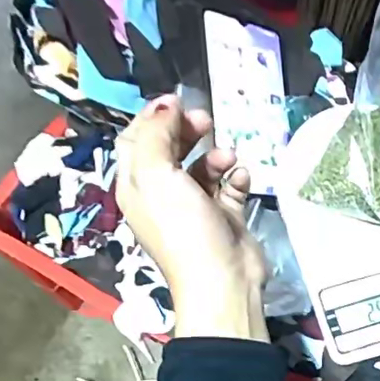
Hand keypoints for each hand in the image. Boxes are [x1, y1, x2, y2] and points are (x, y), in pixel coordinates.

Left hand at [115, 96, 267, 340]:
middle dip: (187, 132)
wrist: (222, 279)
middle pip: (172, 150)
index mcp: (137, 184)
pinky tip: (242, 177)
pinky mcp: (226, 218)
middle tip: (207, 121)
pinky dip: (237, 178)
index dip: (155, 117)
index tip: (179, 101)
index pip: (138, 140)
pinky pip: (230, 188)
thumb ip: (157, 135)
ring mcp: (196, 207)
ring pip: (204, 168)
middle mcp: (163, 194)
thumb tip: (165, 105)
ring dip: (217, 156)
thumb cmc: (183, 227)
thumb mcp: (156, 175)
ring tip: (229, 157)